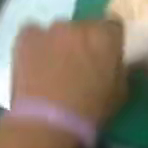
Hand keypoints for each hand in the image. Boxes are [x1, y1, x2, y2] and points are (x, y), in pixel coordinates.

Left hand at [11, 19, 127, 127]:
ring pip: (59, 31)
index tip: (105, 57)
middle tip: (80, 64)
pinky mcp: (26, 37)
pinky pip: (33, 33)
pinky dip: (36, 44)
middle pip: (85, 27)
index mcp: (107, 36)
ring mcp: (51, 29)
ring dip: (60, 43)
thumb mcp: (120, 91)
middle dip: (84, 42)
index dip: (109, 42)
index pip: (113, 26)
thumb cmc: (90, 110)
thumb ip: (120, 68)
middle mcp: (80, 25)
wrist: (47, 122)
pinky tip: (35, 61)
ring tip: (53, 67)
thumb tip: (115, 62)